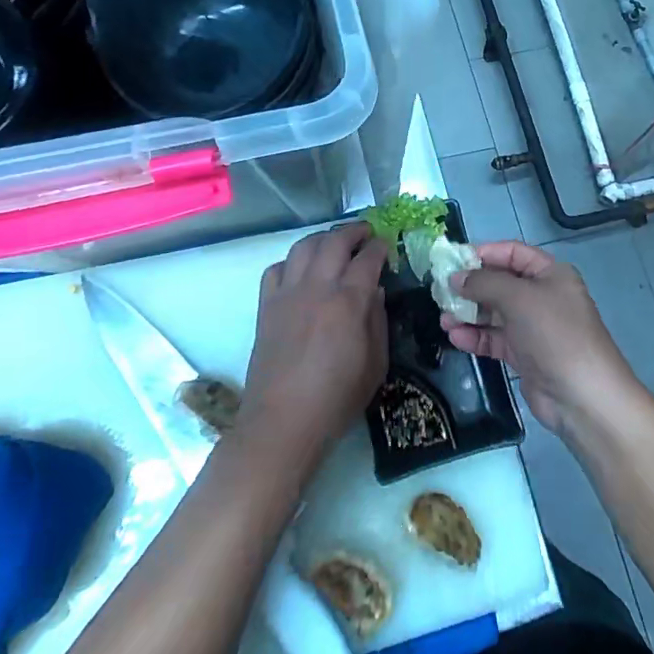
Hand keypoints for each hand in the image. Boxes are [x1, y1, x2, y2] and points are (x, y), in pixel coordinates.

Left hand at [238, 223, 389, 459]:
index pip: (367, 259)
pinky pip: (277, 268)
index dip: (380, 247)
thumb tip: (374, 292)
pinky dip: (292, 261)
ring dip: (323, 238)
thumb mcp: (376, 364)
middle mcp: (316, 287)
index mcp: (348, 301)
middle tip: (366, 233)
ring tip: (335, 242)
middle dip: (353, 231)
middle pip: (334, 242)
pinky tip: (301, 270)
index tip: (387, 244)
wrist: (283, 421)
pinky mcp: (265, 306)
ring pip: (303, 247)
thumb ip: (377, 321)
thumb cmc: (337, 399)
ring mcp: (287, 294)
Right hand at [440, 241, 638, 433]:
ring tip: (444, 320)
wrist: (581, 395)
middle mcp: (542, 296)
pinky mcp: (524, 354)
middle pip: (500, 283)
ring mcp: (533, 327)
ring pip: (494, 313)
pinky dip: (475, 337)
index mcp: (551, 274)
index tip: (453, 261)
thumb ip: (483, 283)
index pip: (513, 253)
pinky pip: (494, 338)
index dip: (484, 253)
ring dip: (468, 315)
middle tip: (441, 293)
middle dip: (471, 288)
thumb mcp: (518, 298)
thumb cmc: (553, 333)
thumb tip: (455, 278)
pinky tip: (455, 338)